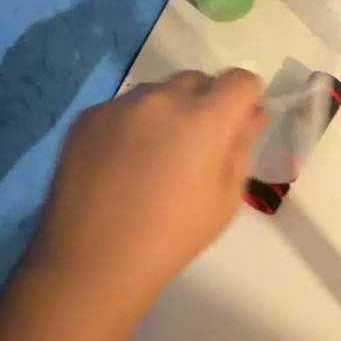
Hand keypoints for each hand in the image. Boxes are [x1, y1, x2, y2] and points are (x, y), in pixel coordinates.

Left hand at [27, 69, 264, 303]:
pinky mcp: (88, 117)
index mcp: (205, 118)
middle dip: (205, 103)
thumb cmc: (173, 235)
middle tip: (195, 146)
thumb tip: (251, 115)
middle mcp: (163, 98)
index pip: (240, 79)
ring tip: (152, 157)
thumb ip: (242, 146)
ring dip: (166, 111)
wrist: (93, 261)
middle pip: (197, 80)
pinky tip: (121, 163)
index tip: (237, 123)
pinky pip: (122, 108)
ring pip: (157, 92)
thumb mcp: (226, 198)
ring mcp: (121, 104)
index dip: (244, 99)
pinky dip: (130, 124)